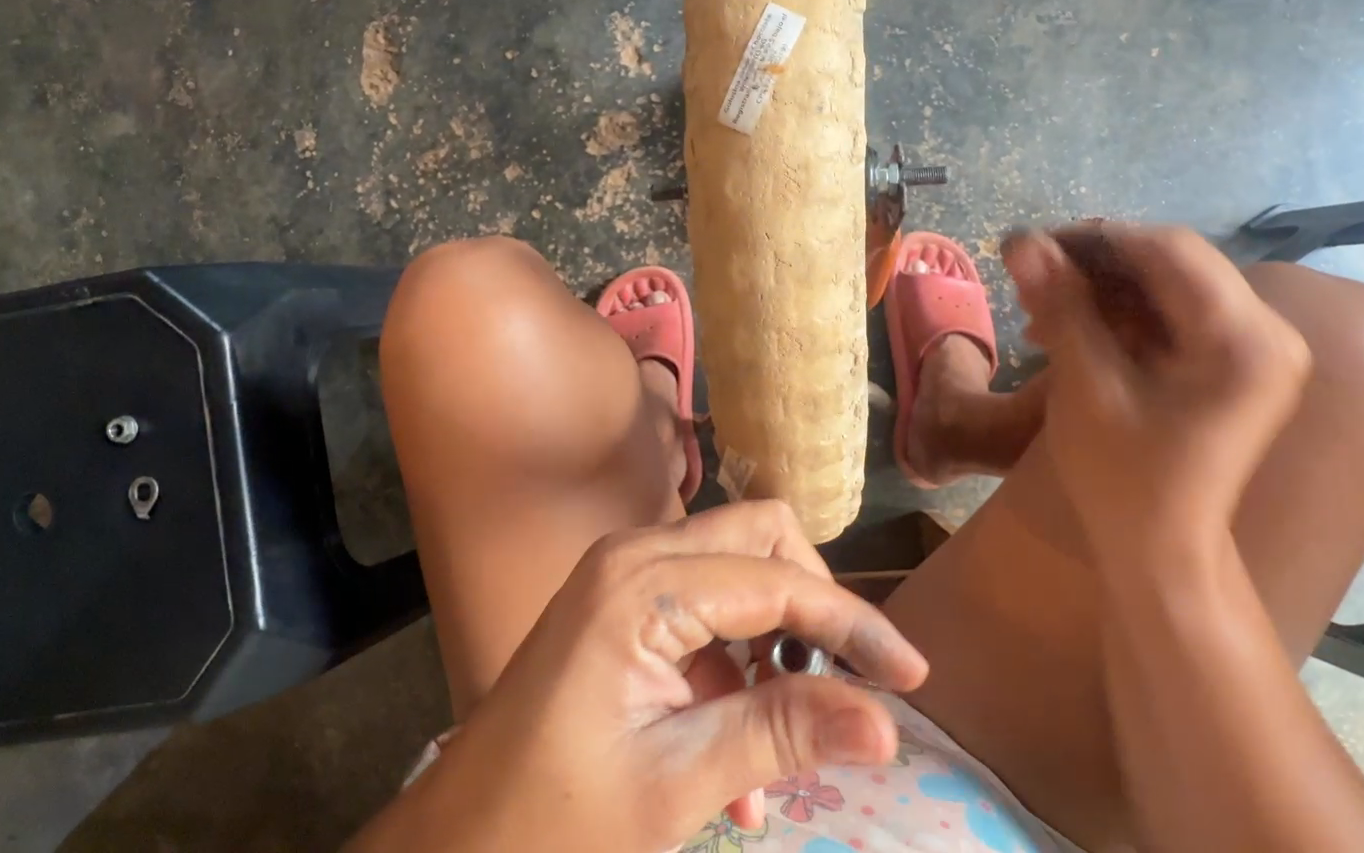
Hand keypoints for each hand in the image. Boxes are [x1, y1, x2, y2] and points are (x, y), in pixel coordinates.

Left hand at [356, 501, 929, 852]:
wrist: (453, 842)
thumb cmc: (552, 817)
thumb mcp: (675, 781)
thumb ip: (781, 735)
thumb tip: (886, 722)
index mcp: (644, 585)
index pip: (777, 580)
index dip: (852, 624)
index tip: (910, 678)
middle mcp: (635, 556)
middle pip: (759, 540)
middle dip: (816, 604)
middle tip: (853, 679)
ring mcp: (622, 577)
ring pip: (735, 571)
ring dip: (778, 640)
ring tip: (798, 732)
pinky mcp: (618, 608)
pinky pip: (702, 612)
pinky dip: (738, 666)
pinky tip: (746, 756)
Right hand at [1002, 225, 1310, 566]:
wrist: (1161, 552)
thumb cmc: (1123, 479)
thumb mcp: (1086, 387)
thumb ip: (1061, 306)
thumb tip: (1021, 240)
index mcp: (1245, 340)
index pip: (1170, 250)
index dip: (1095, 238)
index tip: (1029, 246)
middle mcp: (1269, 333)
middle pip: (1173, 264)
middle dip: (1095, 265)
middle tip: (1029, 279)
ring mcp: (1256, 351)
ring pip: (1169, 287)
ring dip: (1102, 290)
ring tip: (1040, 311)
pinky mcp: (1235, 366)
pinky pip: (1174, 317)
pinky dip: (1121, 316)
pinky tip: (1071, 330)